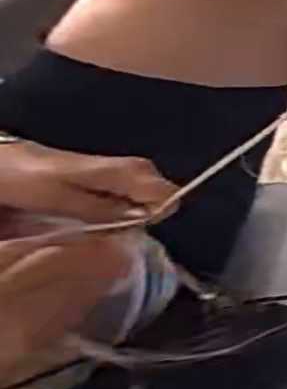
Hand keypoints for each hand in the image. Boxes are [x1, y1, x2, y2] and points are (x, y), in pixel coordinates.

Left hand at [0, 141, 175, 228]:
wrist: (4, 162)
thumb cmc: (26, 180)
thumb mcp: (56, 200)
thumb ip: (101, 210)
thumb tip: (138, 220)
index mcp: (132, 172)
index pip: (169, 199)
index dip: (148, 217)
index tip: (114, 226)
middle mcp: (142, 169)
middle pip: (159, 201)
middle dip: (131, 218)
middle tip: (91, 224)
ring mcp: (132, 171)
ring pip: (145, 202)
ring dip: (119, 215)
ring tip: (81, 218)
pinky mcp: (122, 176)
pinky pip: (132, 198)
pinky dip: (113, 209)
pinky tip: (85, 210)